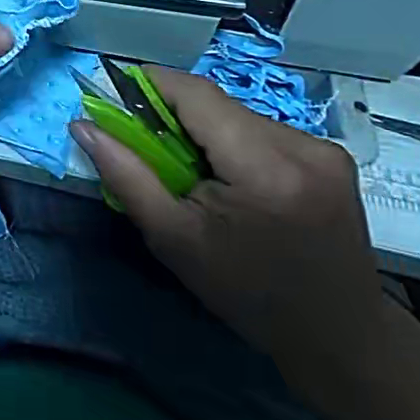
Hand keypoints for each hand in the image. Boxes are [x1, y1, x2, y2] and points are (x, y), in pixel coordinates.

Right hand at [68, 67, 383, 357]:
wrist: (337, 336)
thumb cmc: (245, 294)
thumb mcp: (173, 239)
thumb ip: (125, 175)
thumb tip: (83, 126)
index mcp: (263, 169)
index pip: (197, 93)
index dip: (152, 83)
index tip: (116, 93)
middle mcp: (301, 146)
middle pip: (217, 103)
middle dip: (176, 114)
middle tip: (148, 144)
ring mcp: (323, 148)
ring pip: (240, 114)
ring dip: (208, 129)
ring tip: (196, 171)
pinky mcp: (332, 155)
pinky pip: (265, 130)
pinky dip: (237, 142)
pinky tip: (234, 179)